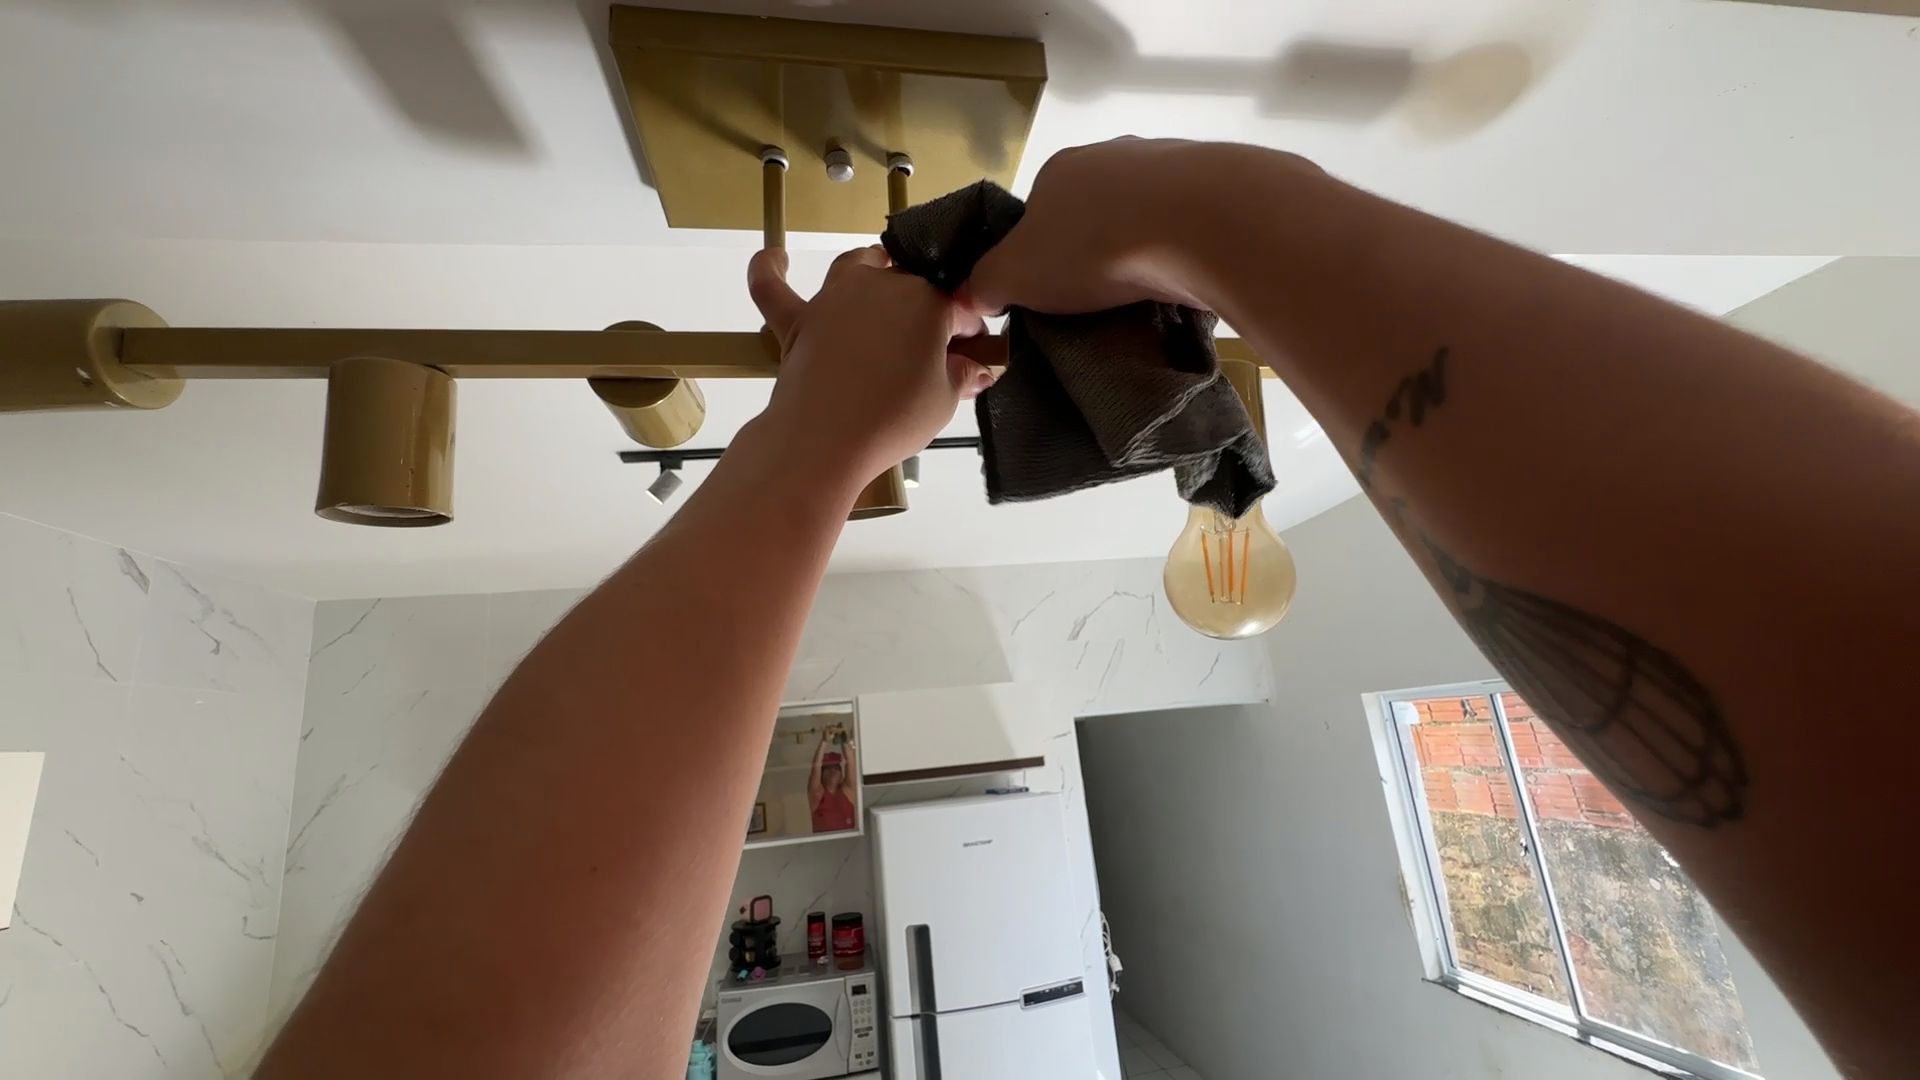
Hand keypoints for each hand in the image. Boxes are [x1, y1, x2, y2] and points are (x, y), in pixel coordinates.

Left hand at [749, 246, 990, 483]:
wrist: (826, 439)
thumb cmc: (893, 418)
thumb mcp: (943, 401)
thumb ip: (961, 376)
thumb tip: (977, 370)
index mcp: (926, 299)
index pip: (959, 308)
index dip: (969, 332)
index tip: (972, 357)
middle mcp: (880, 284)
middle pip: (912, 283)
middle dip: (928, 308)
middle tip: (931, 350)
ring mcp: (835, 297)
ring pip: (858, 266)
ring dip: (875, 273)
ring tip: (885, 296)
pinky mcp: (797, 319)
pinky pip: (774, 286)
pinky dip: (771, 271)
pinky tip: (776, 258)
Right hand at [964, 138, 1319, 315]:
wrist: (1198, 225)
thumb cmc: (1092, 248)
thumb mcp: (1015, 275)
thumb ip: (985, 282)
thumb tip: (975, 293)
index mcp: (1058, 170)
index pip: (1035, 217)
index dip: (1036, 260)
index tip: (1049, 297)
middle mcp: (1111, 156)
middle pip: (1089, 215)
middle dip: (1089, 256)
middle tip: (1093, 303)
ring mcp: (1166, 165)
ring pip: (1139, 219)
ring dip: (1135, 254)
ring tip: (1138, 298)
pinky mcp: (1213, 187)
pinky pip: (1181, 228)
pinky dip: (1174, 253)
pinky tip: (1176, 282)